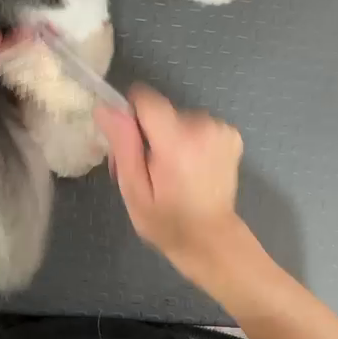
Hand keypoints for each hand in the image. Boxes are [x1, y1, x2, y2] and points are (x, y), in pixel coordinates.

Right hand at [94, 85, 247, 268]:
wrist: (211, 240)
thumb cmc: (167, 222)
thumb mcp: (134, 190)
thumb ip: (122, 145)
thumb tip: (106, 108)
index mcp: (177, 142)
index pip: (144, 98)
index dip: (131, 116)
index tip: (130, 143)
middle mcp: (204, 127)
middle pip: (161, 110)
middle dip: (150, 133)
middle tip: (147, 170)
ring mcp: (222, 129)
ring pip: (179, 118)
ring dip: (170, 138)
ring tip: (170, 172)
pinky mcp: (231, 135)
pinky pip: (199, 125)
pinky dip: (191, 141)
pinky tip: (191, 168)